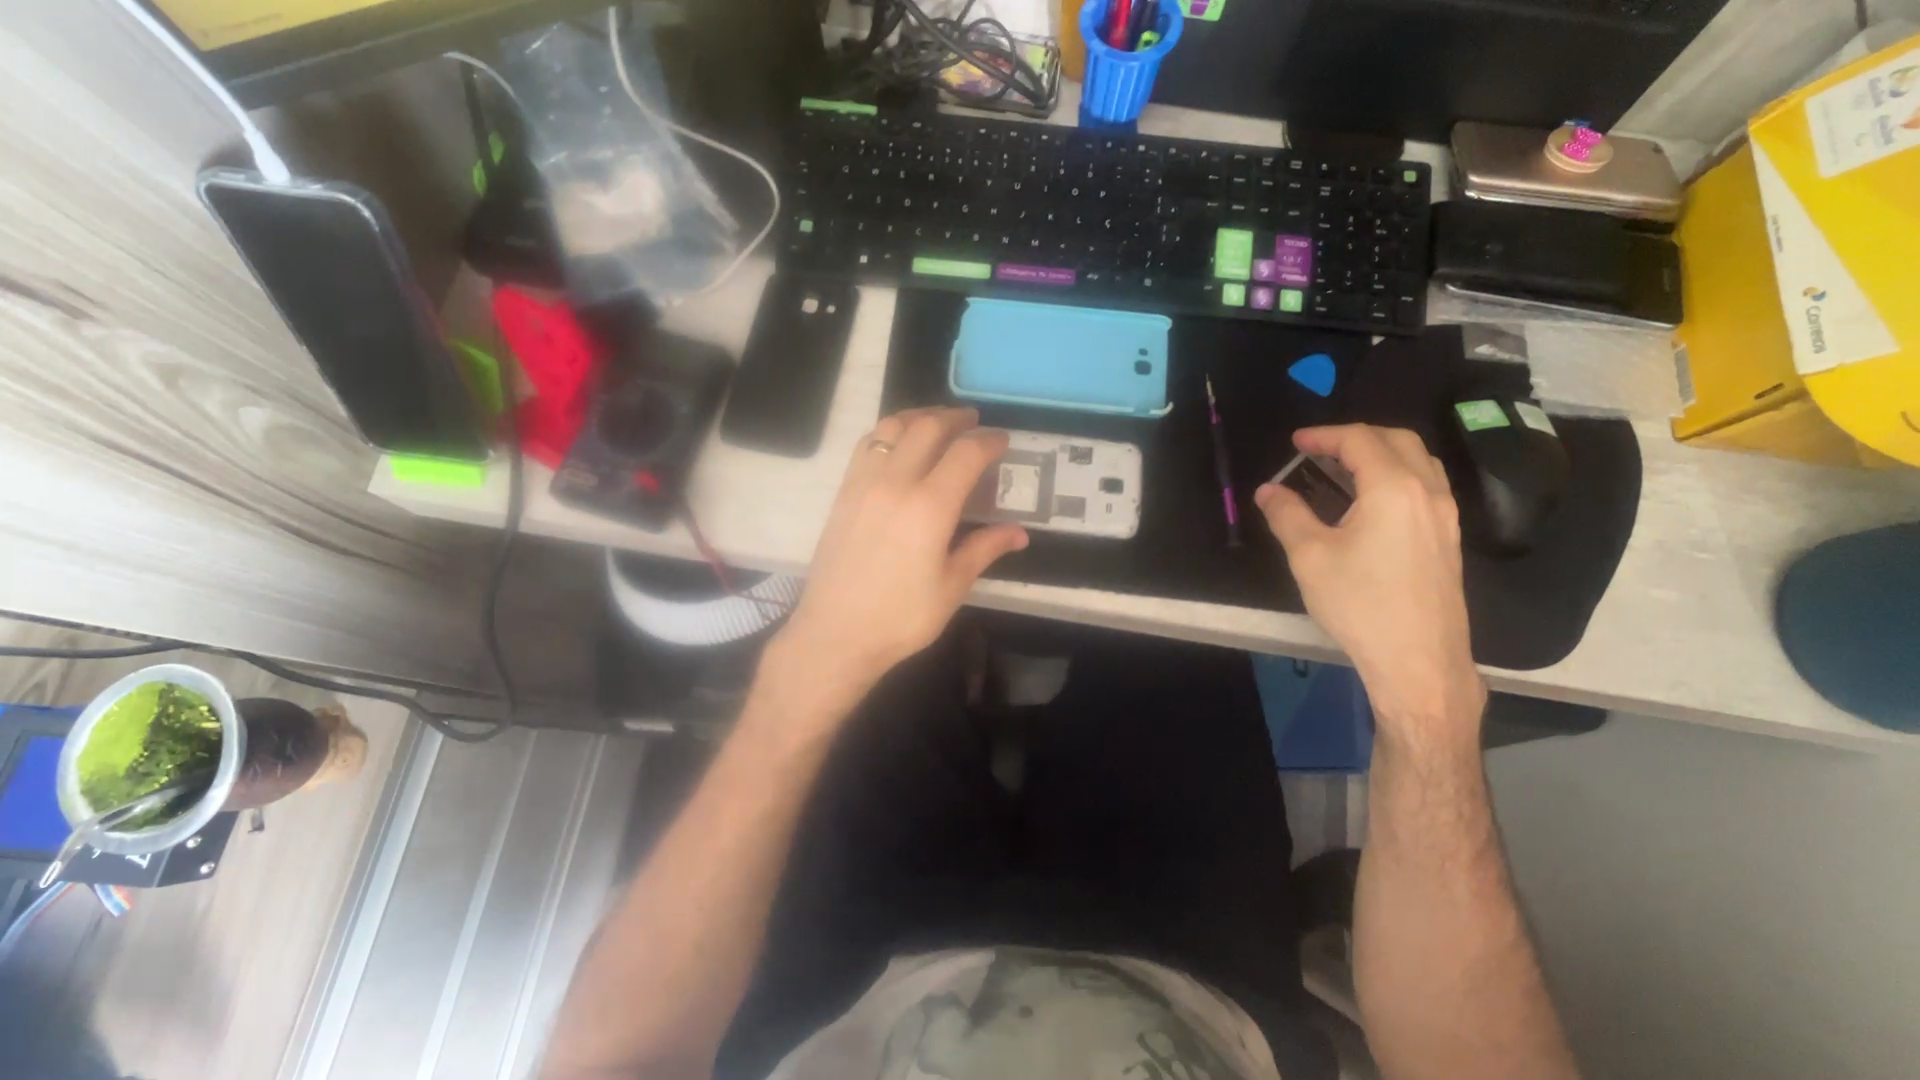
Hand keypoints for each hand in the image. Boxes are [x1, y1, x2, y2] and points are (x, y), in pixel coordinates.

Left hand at [769, 407, 1027, 712]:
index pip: (966, 453)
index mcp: (930, 507)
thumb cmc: (900, 618)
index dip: (989, 441)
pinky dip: (889, 433)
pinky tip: (899, 445)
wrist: (835, 634)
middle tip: (974, 423)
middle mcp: (895, 483)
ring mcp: (863, 484)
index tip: (1003, 441)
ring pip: (892, 428)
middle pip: (927, 428)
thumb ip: (984, 549)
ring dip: (919, 418)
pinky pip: (867, 445)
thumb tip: (1019, 533)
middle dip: (955, 419)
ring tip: (937, 424)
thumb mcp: (952, 587)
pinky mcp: (843, 493)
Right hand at [1255, 425, 1484, 751]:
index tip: (1295, 443)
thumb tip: (1268, 490)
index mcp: (1393, 488)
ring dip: (1382, 454)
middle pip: (1397, 440)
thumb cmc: (1360, 605)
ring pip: (1419, 463)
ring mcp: (1445, 517)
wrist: (1418, 659)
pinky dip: (1398, 477)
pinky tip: (1373, 503)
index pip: (1359, 441)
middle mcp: (1427, 492)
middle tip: (1320, 450)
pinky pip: (1426, 488)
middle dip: (1356, 438)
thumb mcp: (1310, 557)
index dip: (1324, 436)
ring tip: (1346, 470)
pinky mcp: (1449, 540)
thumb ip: (1287, 515)